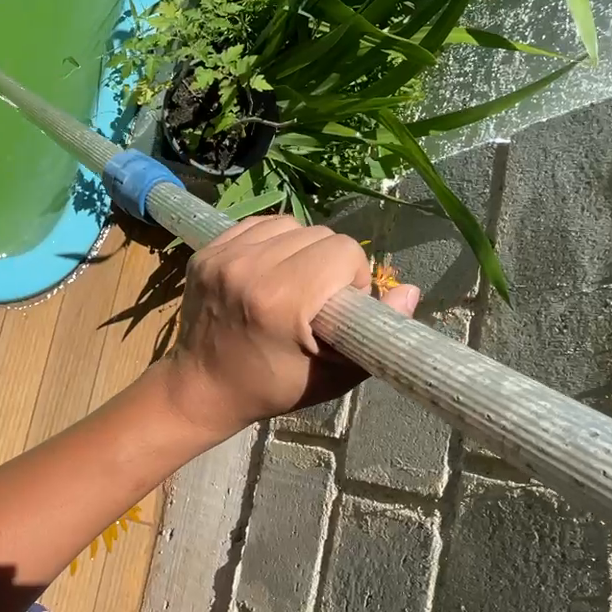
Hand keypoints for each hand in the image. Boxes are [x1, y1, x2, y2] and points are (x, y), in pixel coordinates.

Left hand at [158, 215, 420, 438]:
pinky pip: (254, 226)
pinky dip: (270, 242)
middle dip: (329, 262)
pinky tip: (268, 270)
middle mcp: (248, 268)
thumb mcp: (334, 374)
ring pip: (287, 224)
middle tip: (317, 297)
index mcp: (281, 299)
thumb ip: (377, 332)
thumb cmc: (271, 387)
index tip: (339, 306)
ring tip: (293, 281)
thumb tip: (410, 290)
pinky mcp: (205, 252)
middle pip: (318, 233)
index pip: (343, 250)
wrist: (201, 387)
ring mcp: (221, 257)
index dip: (352, 277)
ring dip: (300, 247)